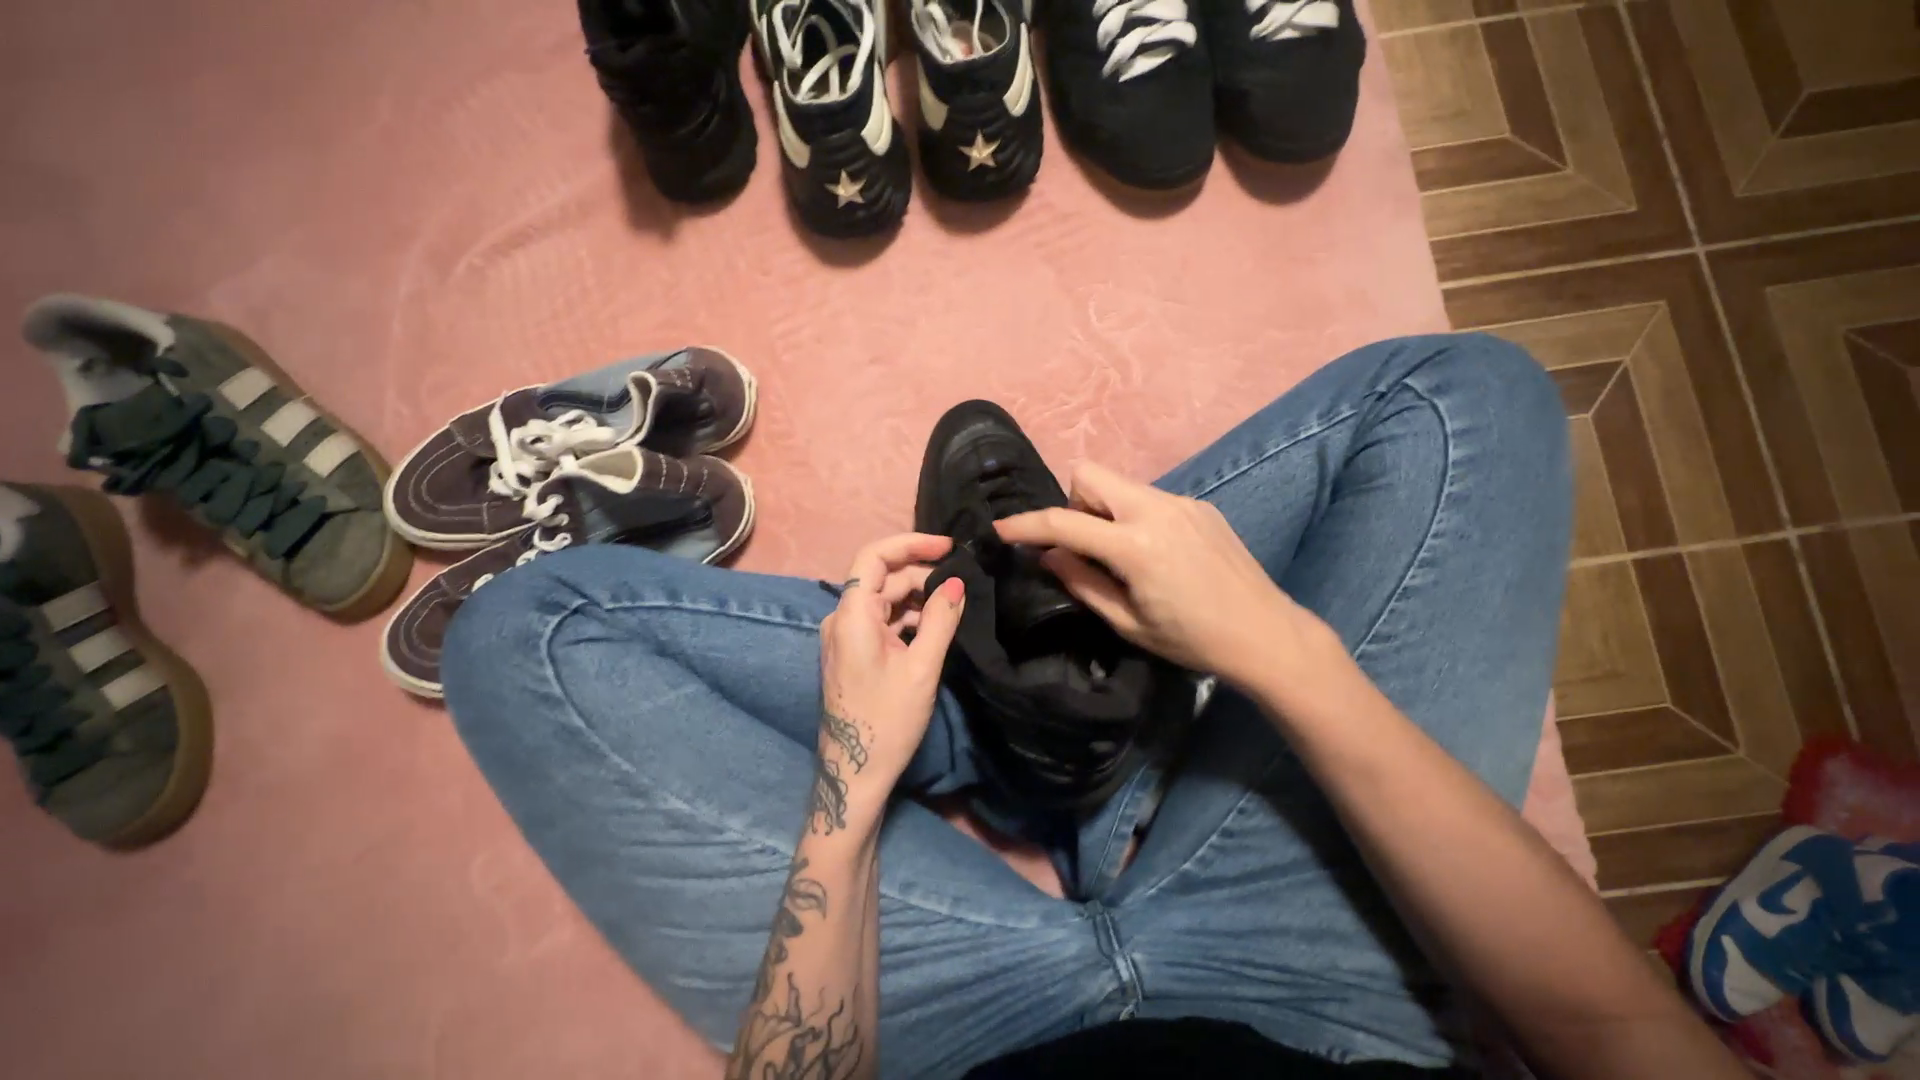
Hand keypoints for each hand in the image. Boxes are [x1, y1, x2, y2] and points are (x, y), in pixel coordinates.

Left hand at [812, 533, 966, 834]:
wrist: (854, 774)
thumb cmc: (887, 720)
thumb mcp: (922, 668)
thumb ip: (939, 619)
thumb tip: (956, 583)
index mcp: (851, 615)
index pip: (874, 556)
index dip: (911, 543)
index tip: (948, 547)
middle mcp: (841, 619)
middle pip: (880, 577)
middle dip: (920, 573)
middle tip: (961, 581)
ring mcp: (844, 638)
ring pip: (882, 599)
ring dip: (915, 596)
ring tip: (954, 602)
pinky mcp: (851, 654)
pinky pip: (880, 621)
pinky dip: (906, 617)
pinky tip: (934, 626)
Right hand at [994, 462, 1333, 688]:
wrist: (1265, 634)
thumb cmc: (1192, 640)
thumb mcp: (1128, 623)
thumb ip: (1083, 583)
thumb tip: (1049, 555)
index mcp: (1136, 546)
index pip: (1065, 523)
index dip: (1027, 525)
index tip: (1001, 529)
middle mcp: (1157, 510)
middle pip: (1090, 475)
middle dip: (1073, 503)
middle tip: (1083, 546)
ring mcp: (1182, 503)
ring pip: (1121, 485)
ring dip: (1105, 510)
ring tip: (1122, 556)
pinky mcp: (1200, 507)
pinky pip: (1150, 498)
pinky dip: (1136, 517)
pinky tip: (1158, 555)